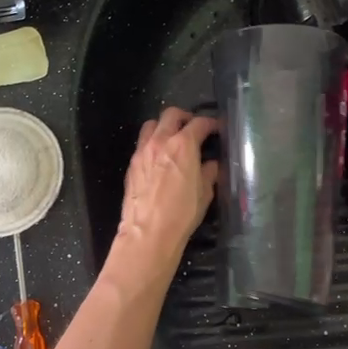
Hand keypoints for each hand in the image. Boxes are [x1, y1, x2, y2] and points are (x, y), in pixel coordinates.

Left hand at [111, 107, 218, 272]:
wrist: (148, 233)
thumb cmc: (182, 213)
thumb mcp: (204, 193)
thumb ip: (208, 173)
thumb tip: (211, 164)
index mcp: (184, 145)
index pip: (199, 123)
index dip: (210, 124)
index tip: (216, 129)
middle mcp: (161, 141)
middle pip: (171, 114)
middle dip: (185, 117)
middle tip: (193, 128)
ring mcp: (143, 151)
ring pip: (152, 125)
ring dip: (164, 126)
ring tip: (172, 138)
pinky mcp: (132, 164)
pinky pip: (142, 143)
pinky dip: (152, 143)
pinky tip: (159, 158)